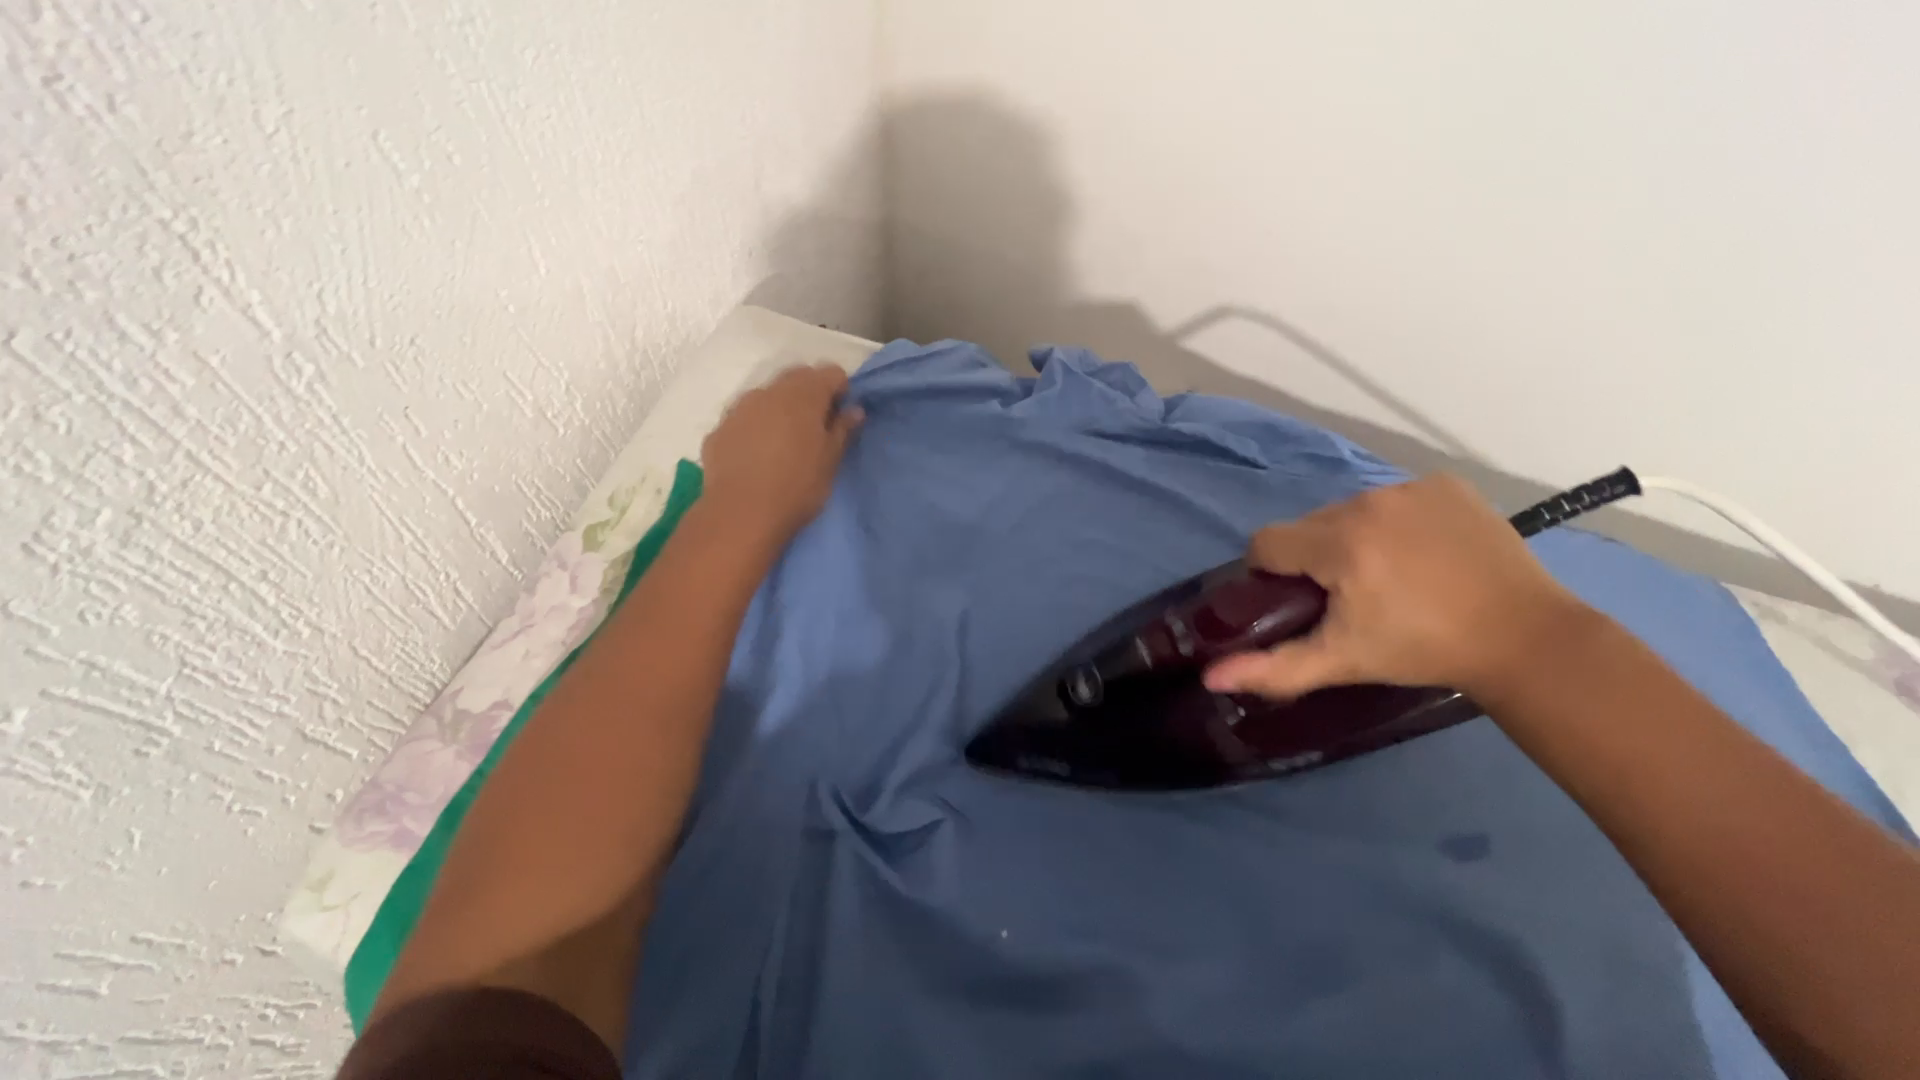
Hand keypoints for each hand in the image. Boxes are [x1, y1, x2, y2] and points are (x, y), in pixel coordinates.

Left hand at [700, 363, 862, 541]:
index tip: (841, 416)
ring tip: (785, 442)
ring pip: (767, 395)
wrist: (740, 514)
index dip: (840, 390)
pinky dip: (756, 426)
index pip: (831, 373)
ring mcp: (740, 408)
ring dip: (780, 408)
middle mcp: (770, 391)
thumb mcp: (830, 461)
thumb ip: (843, 429)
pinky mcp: (719, 429)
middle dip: (810, 394)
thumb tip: (854, 409)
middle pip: (797, 377)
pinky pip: (744, 417)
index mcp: (803, 395)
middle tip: (817, 427)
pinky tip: (757, 455)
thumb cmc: (797, 487)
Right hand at [1203, 474, 1592, 700]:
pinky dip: (1395, 522)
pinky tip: (1423, 554)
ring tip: (1389, 576)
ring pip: (1349, 510)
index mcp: (1337, 543)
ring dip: (1352, 538)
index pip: (1266, 543)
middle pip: (1307, 526)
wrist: (1523, 635)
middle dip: (1314, 558)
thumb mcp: (1342, 661)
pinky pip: (1394, 498)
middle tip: (1348, 597)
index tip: (1303, 603)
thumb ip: (1273, 667)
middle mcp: (1367, 502)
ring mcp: (1410, 488)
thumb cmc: (1422, 650)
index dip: (1272, 575)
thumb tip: (1210, 677)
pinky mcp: (1445, 484)